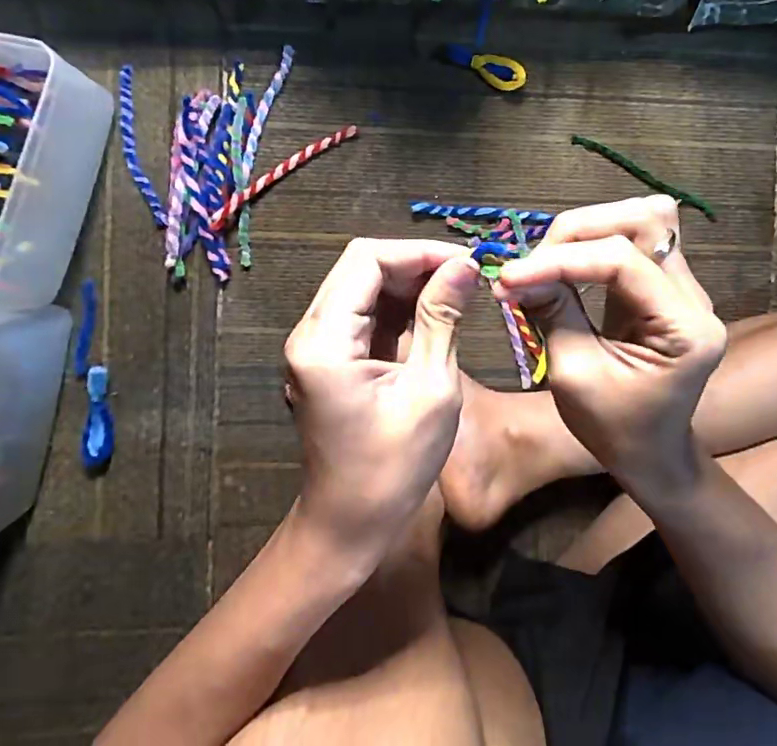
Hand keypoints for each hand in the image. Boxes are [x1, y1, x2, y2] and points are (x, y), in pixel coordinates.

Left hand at [283, 239, 479, 554]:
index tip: (467, 262)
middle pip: (360, 267)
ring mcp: (315, 346)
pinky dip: (399, 307)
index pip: (366, 260)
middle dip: (415, 263)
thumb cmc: (393, 468)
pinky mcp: (328, 357)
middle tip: (466, 275)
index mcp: (324, 341)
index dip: (418, 252)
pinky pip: (364, 313)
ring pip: (363, 286)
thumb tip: (464, 265)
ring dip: (409, 282)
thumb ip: (441, 318)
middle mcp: (309, 334)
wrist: (349, 525)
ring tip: (457, 291)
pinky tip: (434, 312)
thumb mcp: (431, 389)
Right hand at [494, 197, 726, 491]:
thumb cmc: (614, 427)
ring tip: (547, 259)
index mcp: (685, 328)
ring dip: (589, 229)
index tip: (510, 276)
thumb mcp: (575, 375)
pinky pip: (634, 240)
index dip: (562, 260)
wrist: (650, 452)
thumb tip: (513, 273)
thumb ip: (552, 312)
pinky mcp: (664, 284)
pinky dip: (593, 242)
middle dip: (580, 231)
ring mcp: (683, 287)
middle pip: (645, 220)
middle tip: (532, 264)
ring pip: (643, 219)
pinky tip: (565, 263)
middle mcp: (694, 297)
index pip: (623, 261)